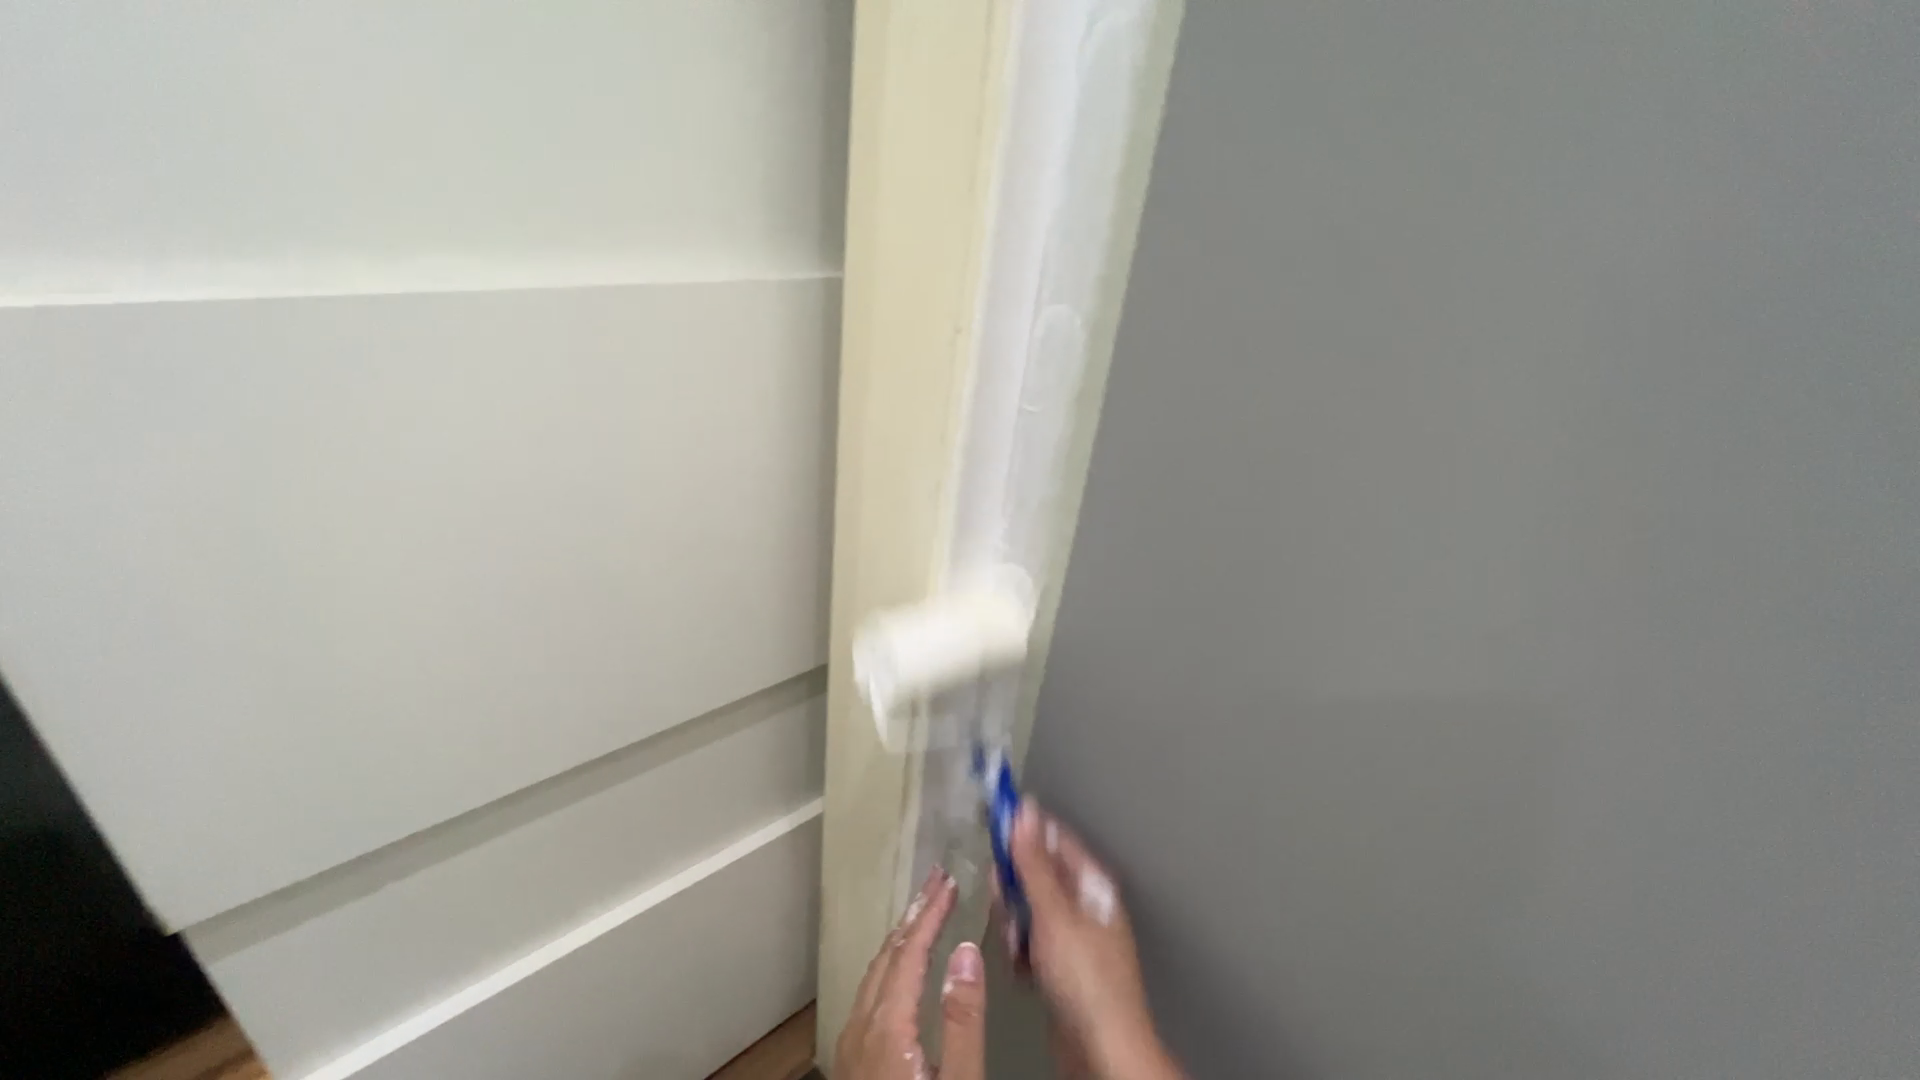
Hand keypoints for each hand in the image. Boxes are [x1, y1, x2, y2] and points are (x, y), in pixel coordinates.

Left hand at [835, 866, 986, 1079]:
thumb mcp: (959, 1079)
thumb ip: (963, 1018)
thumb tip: (965, 949)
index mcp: (887, 1024)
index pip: (910, 952)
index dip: (930, 913)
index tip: (949, 881)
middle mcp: (861, 1025)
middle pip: (888, 955)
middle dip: (914, 914)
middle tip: (937, 880)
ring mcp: (850, 1043)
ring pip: (874, 974)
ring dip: (900, 938)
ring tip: (922, 914)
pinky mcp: (850, 1062)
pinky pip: (869, 994)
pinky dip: (889, 965)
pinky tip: (900, 970)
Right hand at [1002, 802, 1183, 1079]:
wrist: (1101, 1048)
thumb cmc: (1087, 980)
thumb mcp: (1053, 913)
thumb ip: (1034, 862)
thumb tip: (1024, 811)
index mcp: (1092, 883)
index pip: (1054, 838)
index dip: (1025, 830)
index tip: (996, 825)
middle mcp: (1084, 905)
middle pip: (1038, 875)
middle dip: (1016, 888)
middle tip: (1009, 904)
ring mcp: (1073, 936)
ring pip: (1029, 910)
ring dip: (1016, 923)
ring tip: (1019, 945)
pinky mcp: (1061, 965)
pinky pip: (1030, 942)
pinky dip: (1021, 951)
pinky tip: (1023, 966)